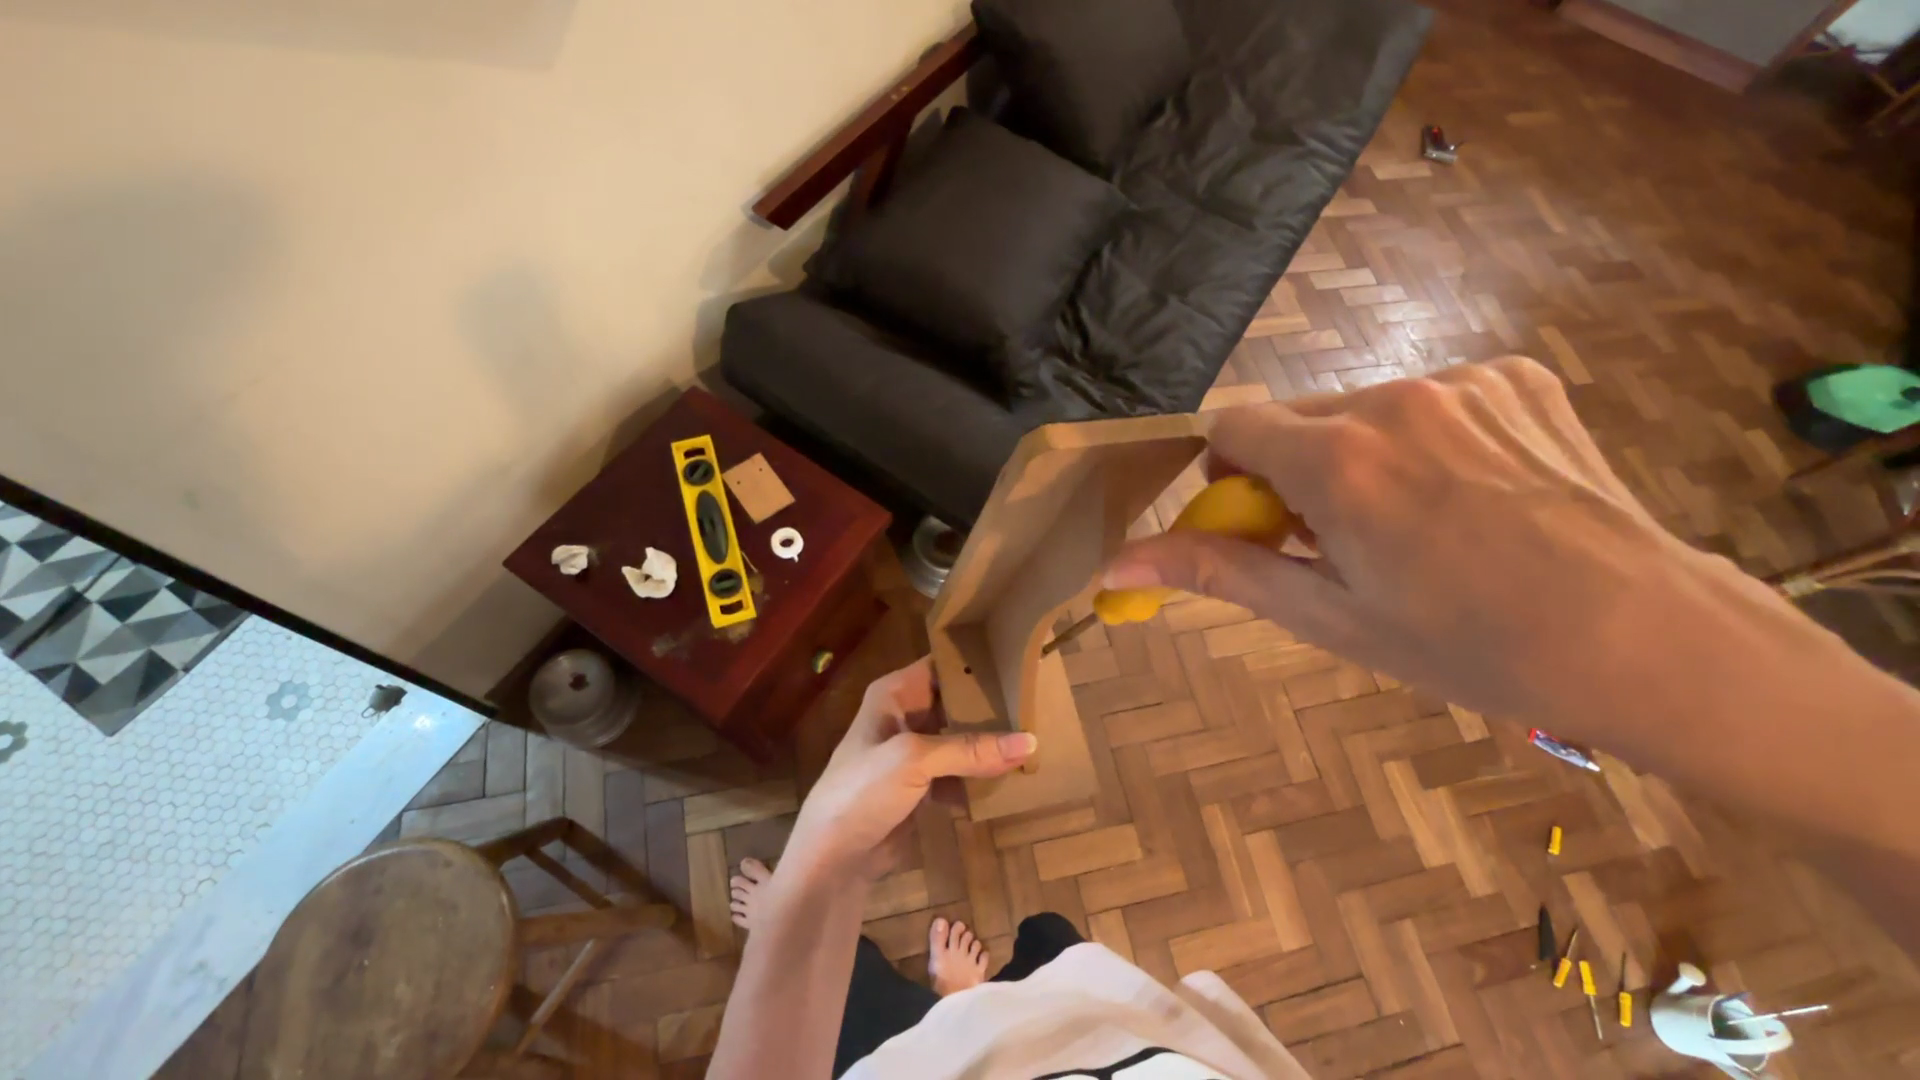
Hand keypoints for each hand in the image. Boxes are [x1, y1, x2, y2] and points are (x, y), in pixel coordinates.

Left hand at [780, 658, 1036, 882]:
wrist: (831, 857)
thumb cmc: (862, 790)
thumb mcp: (914, 759)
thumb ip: (970, 749)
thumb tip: (1031, 742)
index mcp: (893, 694)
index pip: (941, 665)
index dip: (974, 662)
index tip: (1018, 662)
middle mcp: (903, 716)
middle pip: (954, 704)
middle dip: (989, 708)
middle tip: (1037, 706)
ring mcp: (911, 754)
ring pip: (958, 741)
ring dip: (987, 747)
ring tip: (1034, 743)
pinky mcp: (919, 788)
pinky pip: (957, 775)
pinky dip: (977, 779)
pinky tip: (1007, 782)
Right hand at [1104, 357, 1727, 722]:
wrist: (1644, 636)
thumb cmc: (1468, 645)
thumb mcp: (1327, 617)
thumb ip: (1216, 572)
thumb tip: (1112, 567)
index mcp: (1337, 457)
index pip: (1230, 423)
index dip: (1229, 473)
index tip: (1263, 523)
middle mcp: (1393, 396)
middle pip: (1296, 416)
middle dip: (1294, 469)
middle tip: (1341, 540)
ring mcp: (1465, 378)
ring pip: (1362, 406)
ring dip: (1358, 454)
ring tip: (1417, 523)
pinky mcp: (1519, 375)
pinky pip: (1431, 395)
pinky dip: (1423, 437)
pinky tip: (1470, 493)